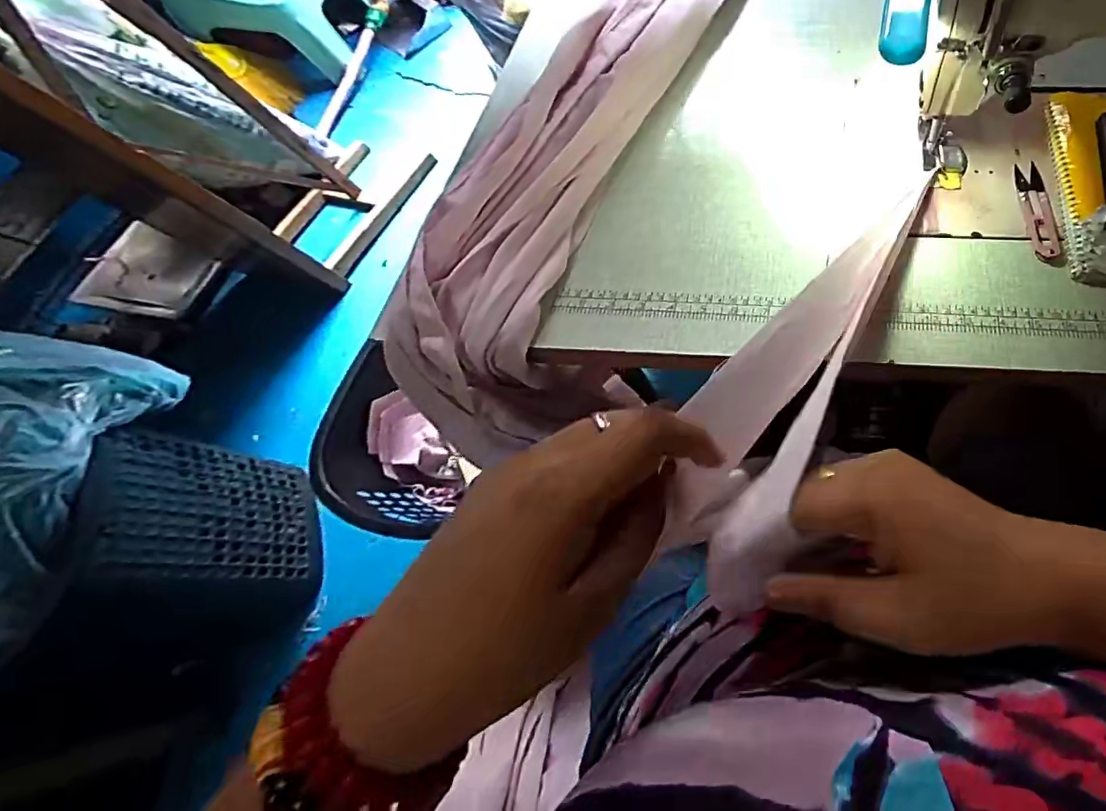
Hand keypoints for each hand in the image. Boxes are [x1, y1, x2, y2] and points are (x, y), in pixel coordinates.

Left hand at [327, 408, 715, 772]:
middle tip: (679, 485)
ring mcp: (507, 468)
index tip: (714, 462)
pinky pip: (560, 452)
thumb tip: (656, 489)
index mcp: (562, 490)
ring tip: (638, 501)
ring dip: (625, 450)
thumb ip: (636, 534)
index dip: (689, 435)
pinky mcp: (491, 483)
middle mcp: (534, 461)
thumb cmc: (503, 656)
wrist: (391, 685)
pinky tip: (594, 509)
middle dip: (659, 440)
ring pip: (588, 431)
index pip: (643, 429)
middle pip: (616, 419)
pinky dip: (594, 463)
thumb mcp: (593, 605)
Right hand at [764, 450, 1075, 655]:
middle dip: (778, 536)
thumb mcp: (892, 615)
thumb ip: (823, 598)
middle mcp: (875, 463)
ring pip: (827, 491)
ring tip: (784, 575)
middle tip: (756, 583)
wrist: (1041, 576)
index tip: (737, 582)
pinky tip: (827, 557)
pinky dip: (834, 523)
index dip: (759, 544)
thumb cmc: (968, 600)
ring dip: (805, 530)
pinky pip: (852, 493)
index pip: (789, 507)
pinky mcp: (906, 477)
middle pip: (805, 493)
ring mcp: (893, 465)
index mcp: (868, 489)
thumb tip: (768, 588)